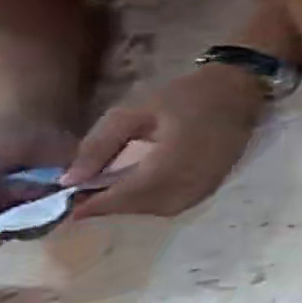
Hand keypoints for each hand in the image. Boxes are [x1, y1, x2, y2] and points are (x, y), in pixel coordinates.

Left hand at [62, 66, 265, 219]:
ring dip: (134, 206)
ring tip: (110, 193)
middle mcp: (191, 181)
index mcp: (171, 162)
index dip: (93, 205)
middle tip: (82, 198)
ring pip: (163, 209)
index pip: (126, 196)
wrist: (238, 93)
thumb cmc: (187, 97)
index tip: (63, 206)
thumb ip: (99, 146)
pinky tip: (141, 189)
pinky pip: (179, 203)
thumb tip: (69, 180)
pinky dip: (155, 203)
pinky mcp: (214, 184)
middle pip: (144, 207)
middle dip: (112, 207)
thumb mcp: (134, 113)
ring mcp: (206, 185)